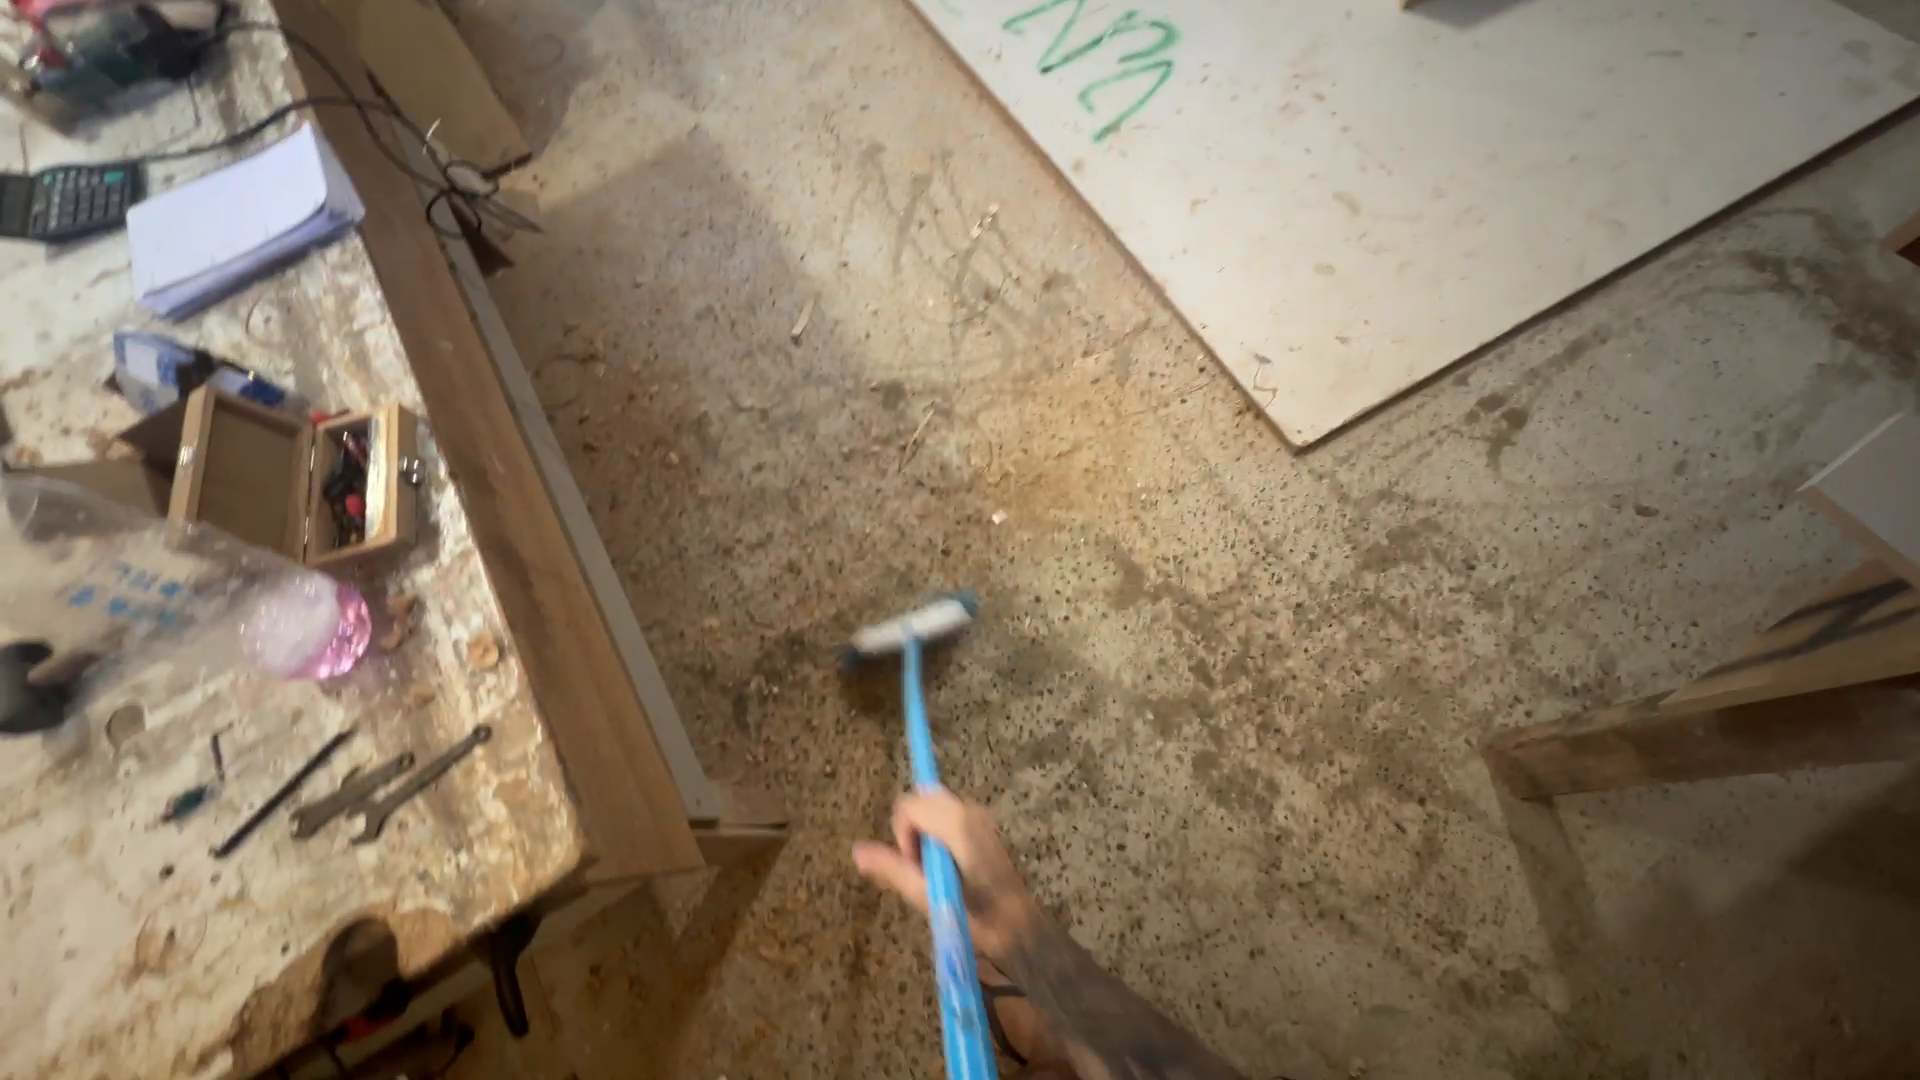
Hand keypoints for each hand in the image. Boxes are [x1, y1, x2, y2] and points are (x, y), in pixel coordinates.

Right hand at [852, 789, 1036, 956]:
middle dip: (912, 828)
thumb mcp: (930, 898)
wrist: (1022, 930)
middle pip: (922, 799)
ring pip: (935, 806)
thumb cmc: (978, 918)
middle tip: (921, 866)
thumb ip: (894, 870)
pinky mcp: (983, 826)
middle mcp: (969, 810)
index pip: (909, 805)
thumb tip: (857, 851)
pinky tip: (948, 865)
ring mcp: (979, 817)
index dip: (902, 832)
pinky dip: (938, 832)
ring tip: (934, 869)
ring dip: (924, 831)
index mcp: (957, 823)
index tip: (912, 863)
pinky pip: (949, 815)